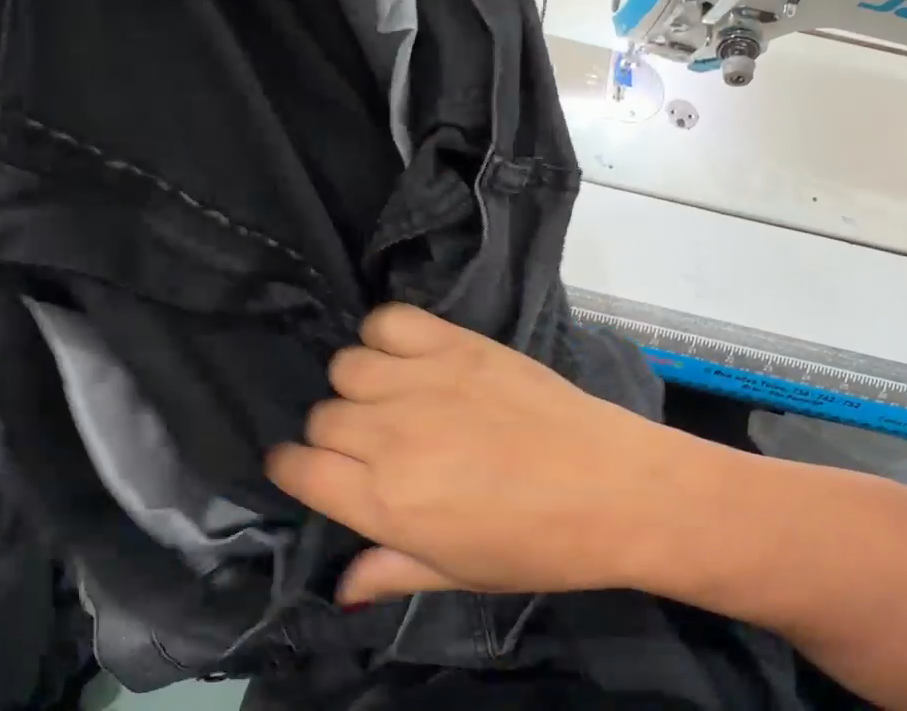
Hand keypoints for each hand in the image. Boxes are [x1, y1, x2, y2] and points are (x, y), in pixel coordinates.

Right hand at [267, 305, 688, 604]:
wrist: (613, 487)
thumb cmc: (537, 544)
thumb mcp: (459, 574)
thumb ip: (391, 572)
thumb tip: (342, 586)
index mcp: (384, 502)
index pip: (297, 469)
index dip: (293, 469)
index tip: (309, 470)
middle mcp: (390, 436)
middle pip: (322, 416)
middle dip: (333, 435)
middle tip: (372, 445)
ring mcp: (422, 382)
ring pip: (347, 366)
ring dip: (360, 385)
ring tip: (394, 399)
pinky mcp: (456, 344)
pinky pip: (390, 320)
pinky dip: (387, 334)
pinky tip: (410, 357)